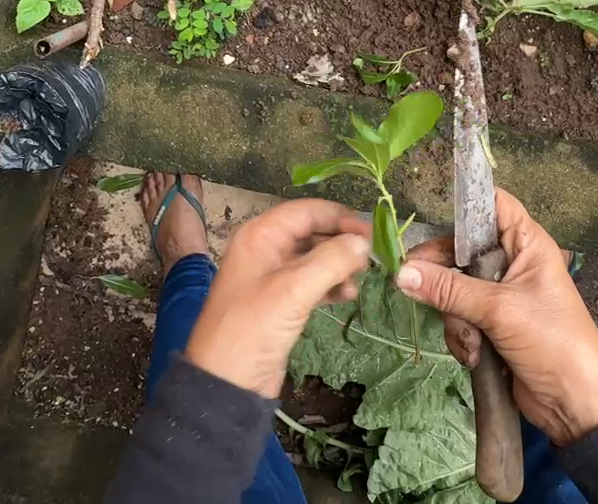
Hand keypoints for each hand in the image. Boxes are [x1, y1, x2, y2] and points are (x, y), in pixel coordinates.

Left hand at [186, 198, 373, 396]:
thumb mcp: (292, 291)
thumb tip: (364, 242)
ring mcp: (272, 276)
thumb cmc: (252, 329)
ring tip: (360, 278)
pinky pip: (311, 281)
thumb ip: (331, 260)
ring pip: (314, 257)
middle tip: (373, 256)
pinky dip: (330, 284)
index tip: (373, 232)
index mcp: (260, 234)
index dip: (340, 217)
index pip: (307, 211)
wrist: (224, 386)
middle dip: (342, 241)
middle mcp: (265, 248)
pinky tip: (347, 294)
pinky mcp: (279, 302)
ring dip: (338, 264)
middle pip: (312, 231)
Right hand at [398, 189, 597, 445]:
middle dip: (443, 275)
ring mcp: (499, 295)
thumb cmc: (551, 341)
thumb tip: (400, 273)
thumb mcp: (499, 311)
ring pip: (454, 287)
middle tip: (415, 284)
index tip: (429, 217)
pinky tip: (472, 355)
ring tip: (470, 341)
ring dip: (455, 316)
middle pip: (460, 249)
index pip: (491, 204)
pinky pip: (458, 316)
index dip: (464, 205)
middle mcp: (510, 262)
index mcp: (525, 243)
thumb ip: (448, 290)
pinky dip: (461, 335)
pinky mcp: (489, 324)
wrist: (576, 408)